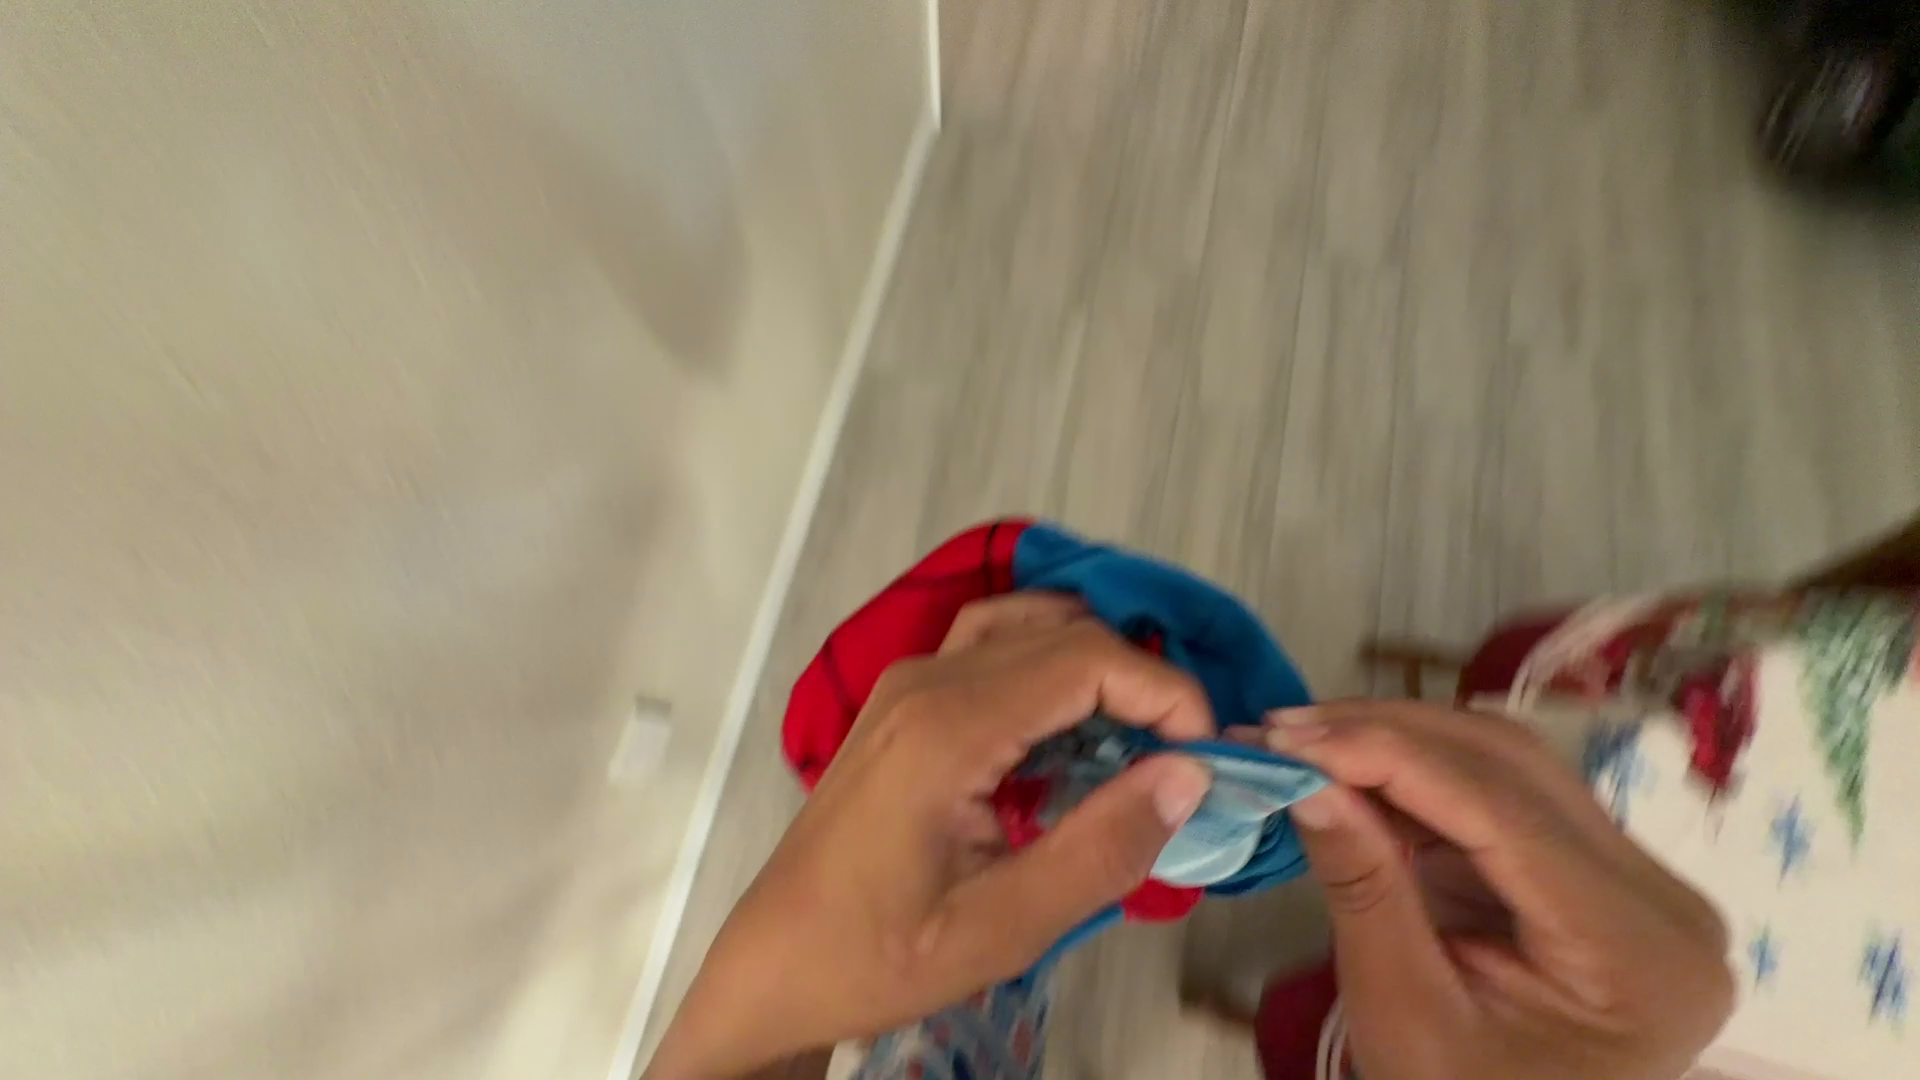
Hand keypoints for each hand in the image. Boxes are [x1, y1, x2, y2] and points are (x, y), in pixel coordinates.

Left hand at [647, 596, 1216, 1079]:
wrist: (776, 956)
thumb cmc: (880, 952)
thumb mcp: (1001, 928)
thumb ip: (1101, 848)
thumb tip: (1188, 774)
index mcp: (949, 726)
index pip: (1085, 659)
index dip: (1164, 692)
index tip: (1206, 754)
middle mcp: (927, 679)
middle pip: (1061, 635)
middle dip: (1141, 681)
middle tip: (1183, 756)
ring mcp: (910, 680)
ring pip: (1027, 626)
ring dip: (1095, 661)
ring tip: (1139, 731)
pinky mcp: (906, 696)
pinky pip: (991, 643)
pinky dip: (1048, 658)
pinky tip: (1069, 712)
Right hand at [1261, 701, 1734, 1079]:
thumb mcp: (1401, 1008)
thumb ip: (1362, 886)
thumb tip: (1303, 779)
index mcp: (1636, 950)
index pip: (1498, 808)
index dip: (1383, 754)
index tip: (1282, 738)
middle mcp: (1654, 892)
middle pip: (1505, 762)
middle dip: (1380, 730)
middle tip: (1278, 729)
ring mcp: (1621, 871)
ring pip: (1495, 755)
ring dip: (1388, 735)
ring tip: (1299, 738)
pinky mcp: (1574, 859)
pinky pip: (1483, 783)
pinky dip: (1402, 766)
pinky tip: (1341, 763)